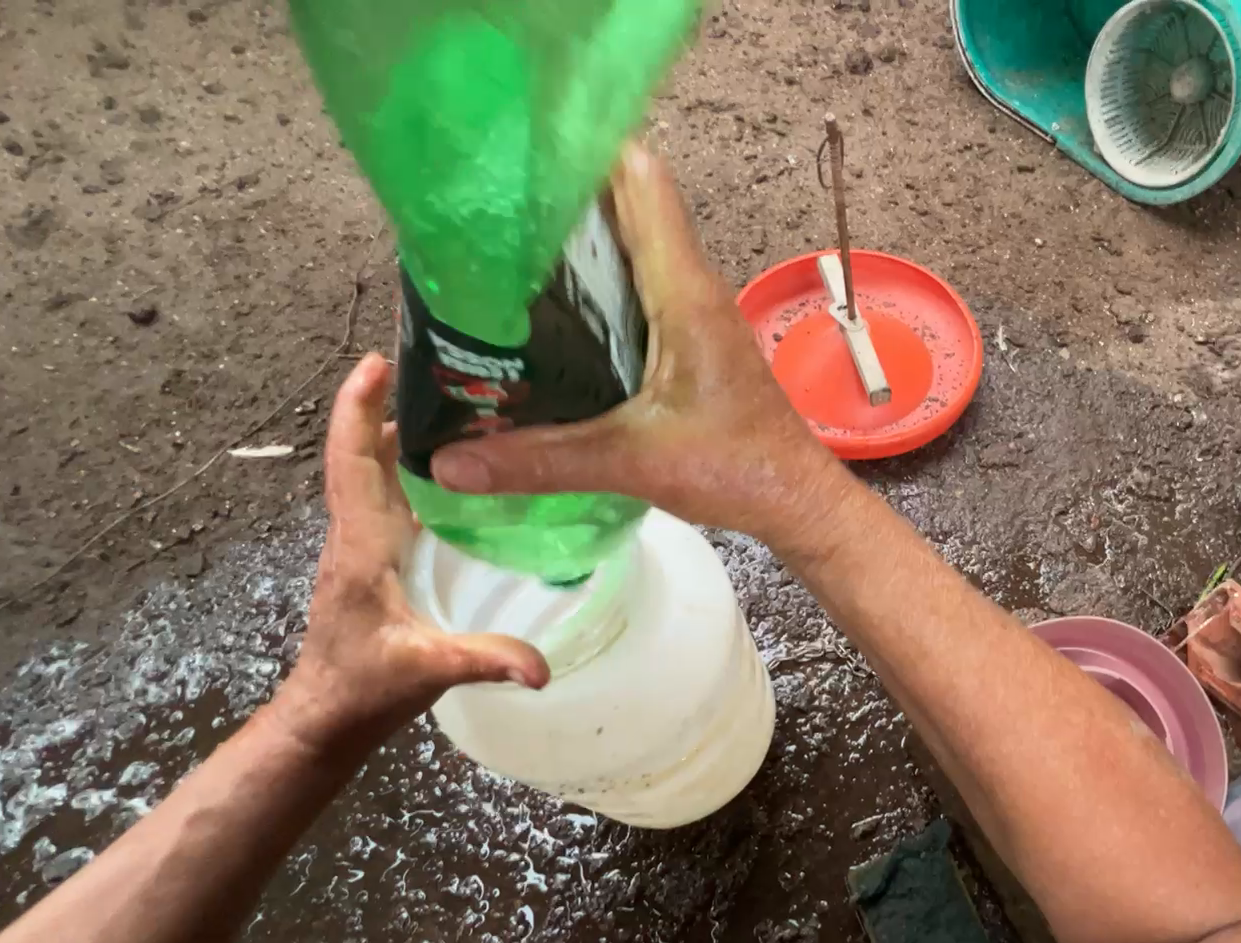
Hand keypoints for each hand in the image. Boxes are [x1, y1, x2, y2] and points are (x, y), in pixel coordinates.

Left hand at [281, 353, 549, 757]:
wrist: (329, 715)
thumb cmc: (363, 687)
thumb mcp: (424, 671)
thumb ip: (482, 661)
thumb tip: (544, 667)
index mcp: (361, 545)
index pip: (351, 463)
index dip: (356, 409)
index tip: (379, 362)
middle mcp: (359, 533)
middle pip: (365, 453)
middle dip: (394, 406)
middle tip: (450, 376)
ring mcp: (368, 543)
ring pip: (379, 472)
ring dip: (406, 433)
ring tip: (463, 408)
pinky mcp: (382, 556)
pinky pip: (395, 496)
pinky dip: (418, 468)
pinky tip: (463, 468)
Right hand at [428, 142, 849, 556]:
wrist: (793, 498)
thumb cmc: (735, 469)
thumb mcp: (635, 461)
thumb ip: (542, 461)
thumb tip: (447, 465)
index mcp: (683, 291)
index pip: (640, 180)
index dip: (583, 148)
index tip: (512, 145)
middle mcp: (690, 288)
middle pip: (624, 208)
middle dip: (557, 194)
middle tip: (476, 199)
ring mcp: (693, 314)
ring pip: (630, 251)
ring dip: (573, 242)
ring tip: (492, 244)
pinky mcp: (690, 343)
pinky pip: (636, 292)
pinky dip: (593, 288)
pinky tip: (544, 313)